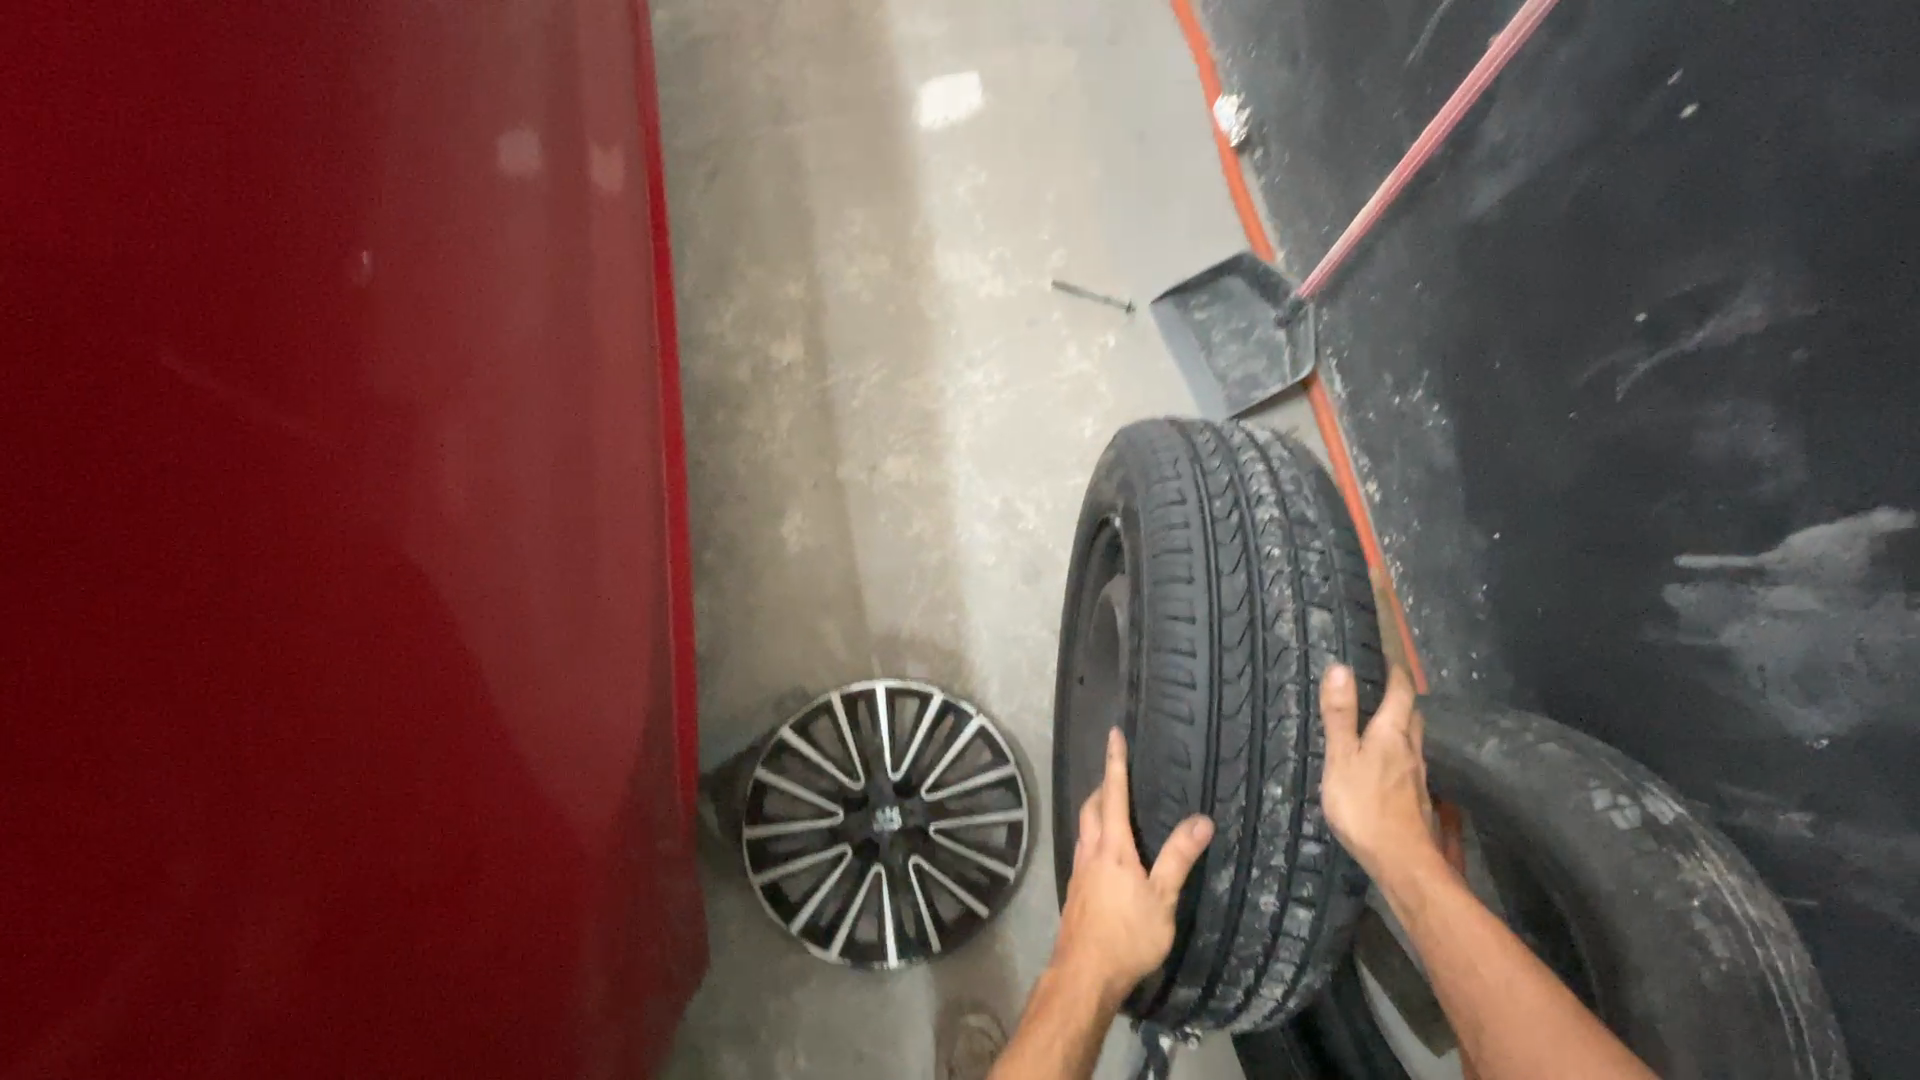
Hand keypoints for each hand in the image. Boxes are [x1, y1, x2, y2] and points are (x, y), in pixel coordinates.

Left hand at [1052, 729, 1213, 1003]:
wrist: (1085, 973)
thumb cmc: (1126, 934)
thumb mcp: (1162, 897)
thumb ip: (1179, 857)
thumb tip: (1202, 819)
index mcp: (1112, 846)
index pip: (1113, 792)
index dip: (1115, 762)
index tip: (1113, 734)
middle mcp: (1091, 850)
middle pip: (1091, 806)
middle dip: (1102, 785)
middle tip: (1116, 773)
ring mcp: (1079, 870)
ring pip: (1084, 827)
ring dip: (1095, 809)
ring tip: (1111, 807)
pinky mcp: (1076, 890)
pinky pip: (1084, 848)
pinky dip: (1094, 835)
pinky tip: (1106, 853)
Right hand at [1319, 665, 1439, 878]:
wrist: (1401, 862)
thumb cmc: (1364, 806)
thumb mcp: (1341, 757)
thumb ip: (1340, 715)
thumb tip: (1340, 668)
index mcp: (1391, 734)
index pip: (1401, 692)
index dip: (1396, 672)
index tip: (1387, 657)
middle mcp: (1410, 750)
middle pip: (1412, 715)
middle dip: (1401, 697)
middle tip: (1382, 687)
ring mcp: (1418, 776)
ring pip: (1413, 740)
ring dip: (1401, 725)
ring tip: (1379, 722)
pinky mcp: (1417, 798)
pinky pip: (1409, 763)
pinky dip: (1398, 752)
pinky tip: (1386, 765)